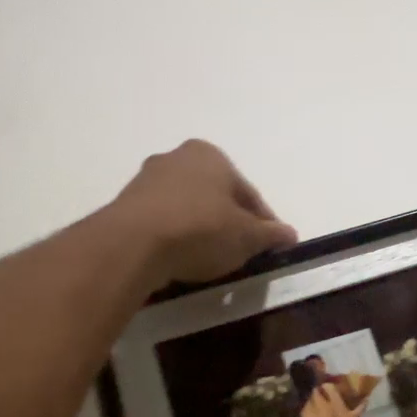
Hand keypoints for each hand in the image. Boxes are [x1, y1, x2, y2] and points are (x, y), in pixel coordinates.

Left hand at [109, 139, 297, 287]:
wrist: (133, 244)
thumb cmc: (200, 230)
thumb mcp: (247, 237)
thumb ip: (271, 234)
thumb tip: (290, 235)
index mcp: (210, 154)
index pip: (248, 193)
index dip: (264, 223)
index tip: (271, 247)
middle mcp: (177, 158)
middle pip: (216, 197)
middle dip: (230, 224)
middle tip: (242, 254)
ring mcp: (147, 180)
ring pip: (188, 208)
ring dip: (202, 231)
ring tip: (212, 262)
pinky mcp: (126, 205)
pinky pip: (163, 222)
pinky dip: (177, 238)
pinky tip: (183, 260)